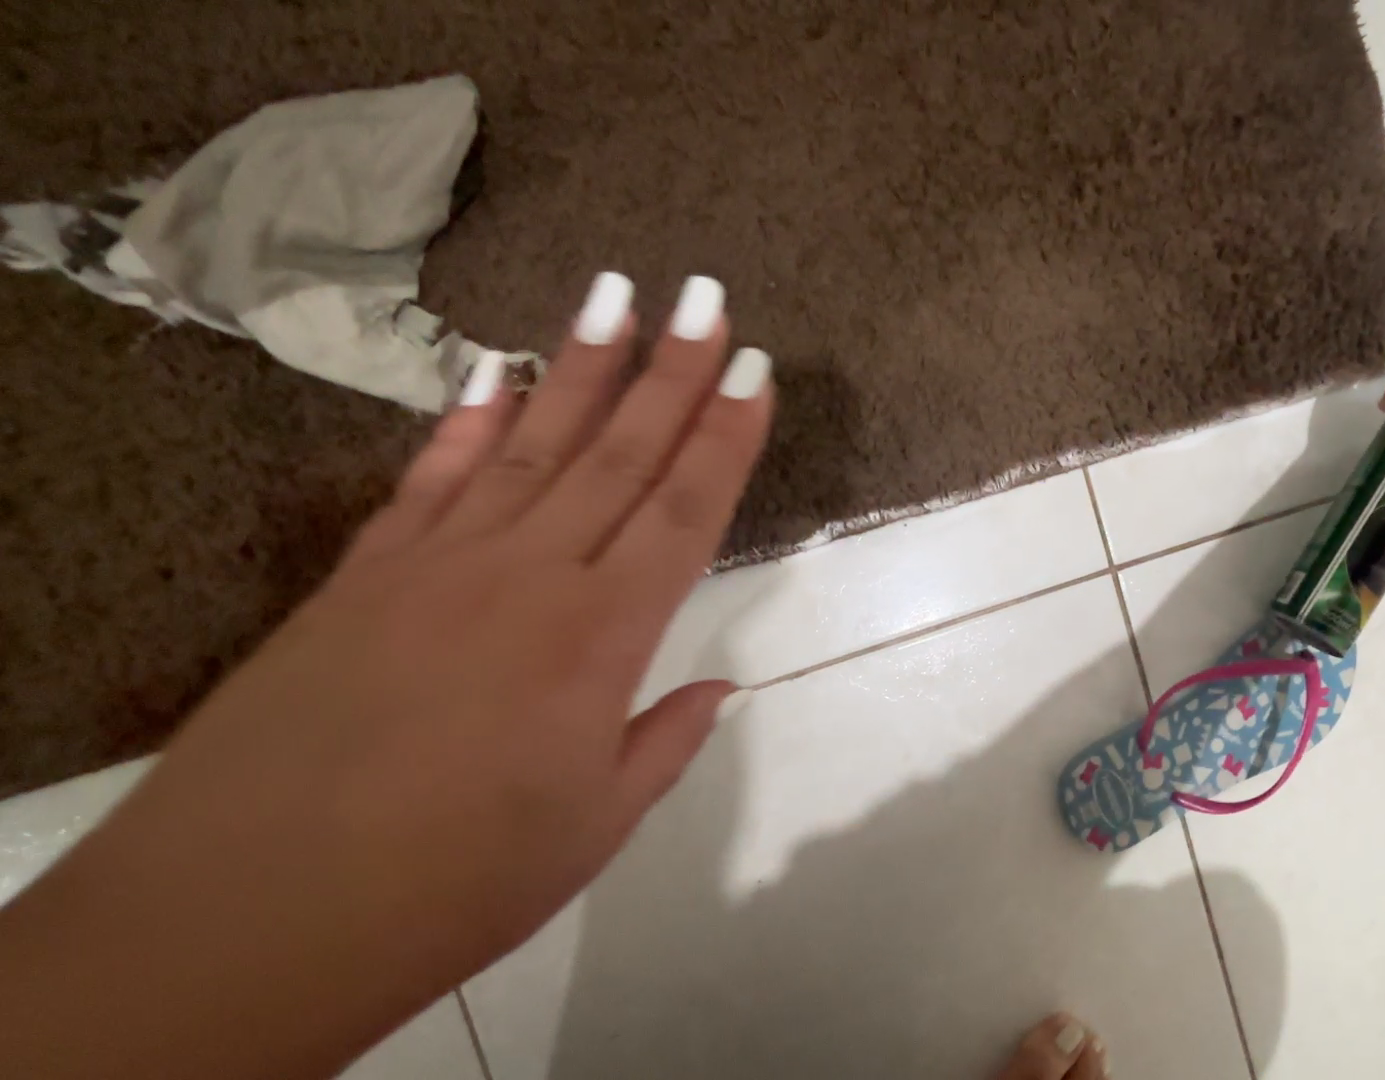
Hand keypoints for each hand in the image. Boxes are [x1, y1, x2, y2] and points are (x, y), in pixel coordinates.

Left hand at [0, 273, 772, 1079]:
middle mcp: (529, 577)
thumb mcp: (593, 827)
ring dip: (580, 366)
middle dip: (671, 370)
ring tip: (618, 295)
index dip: (725, 437)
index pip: (683, 513)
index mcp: (599, 640)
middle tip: (706, 297)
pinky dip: (470, 419)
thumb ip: (663, 742)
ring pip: (532, 445)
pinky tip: (495, 370)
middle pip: (618, 454)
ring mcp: (441, 565)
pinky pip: (433, 479)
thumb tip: (720, 688)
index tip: (755, 371)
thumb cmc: (455, 883)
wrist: (243, 921)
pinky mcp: (368, 574)